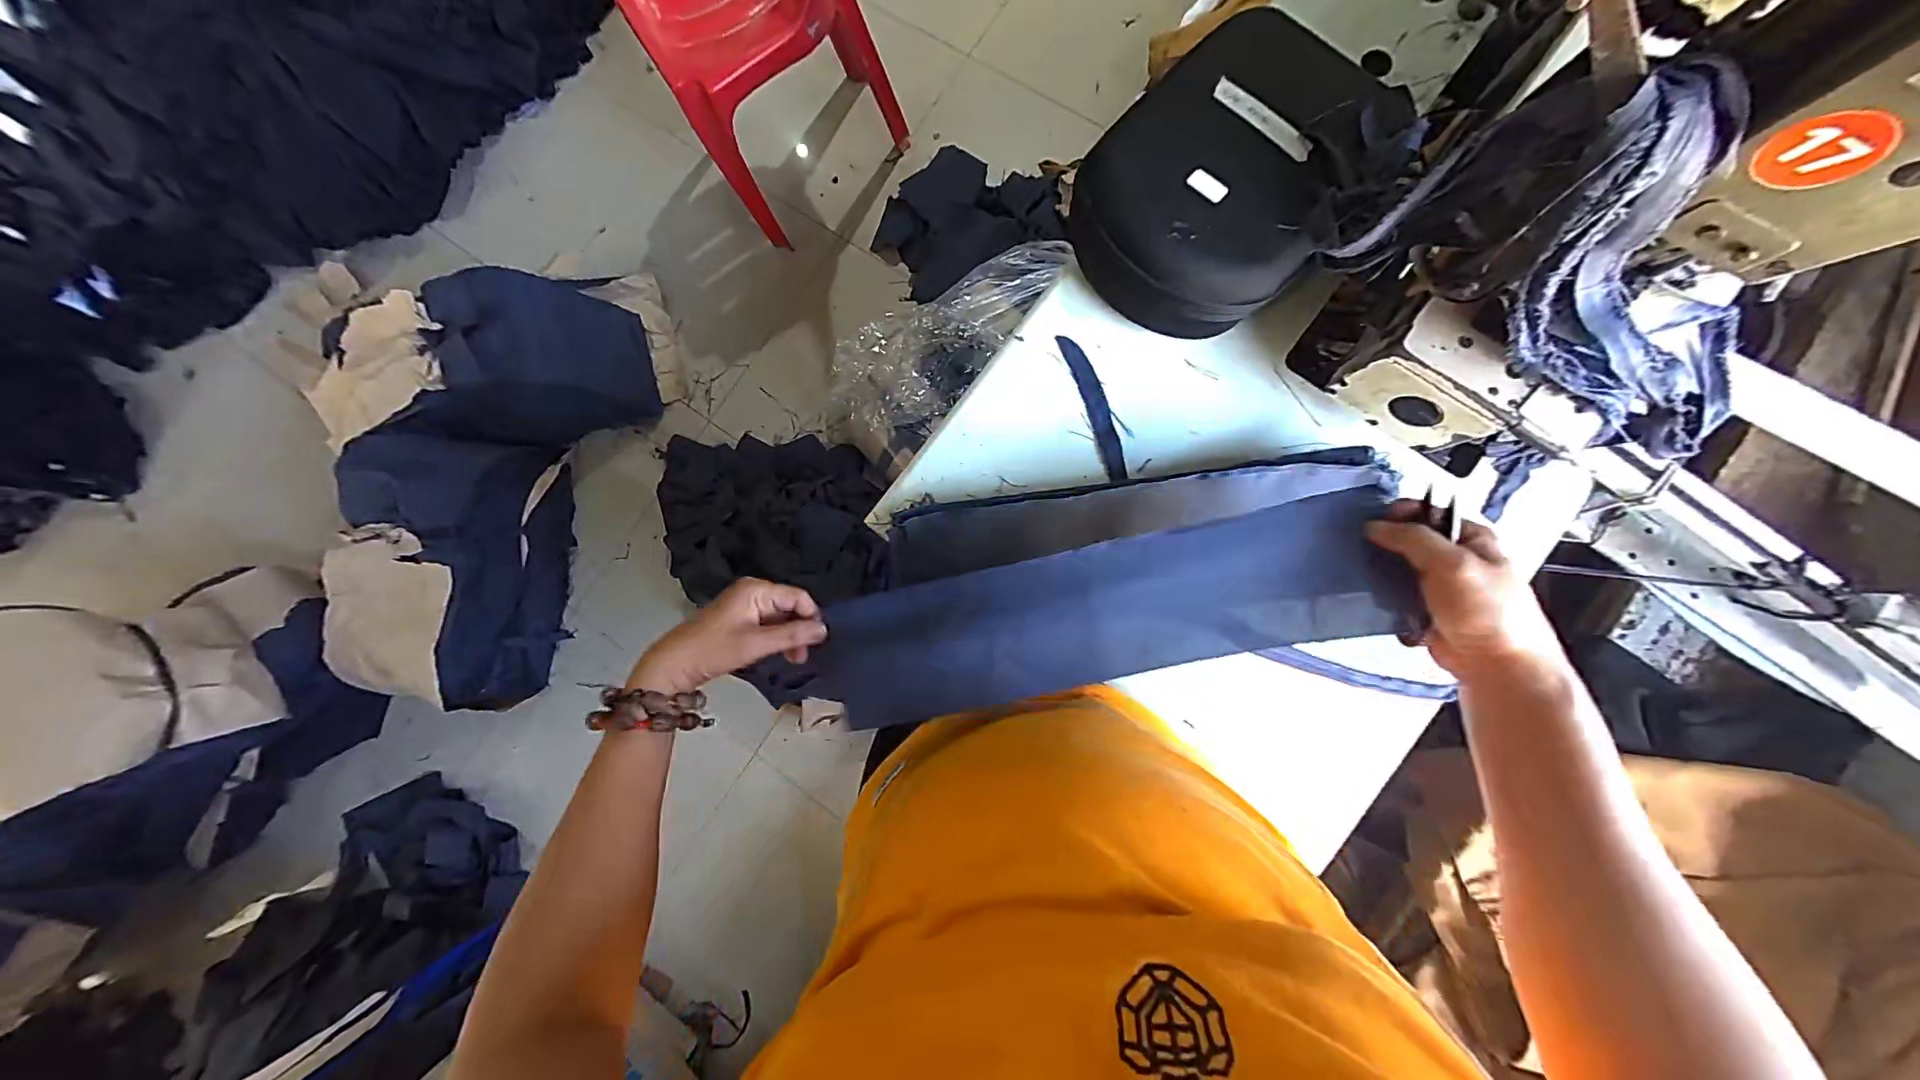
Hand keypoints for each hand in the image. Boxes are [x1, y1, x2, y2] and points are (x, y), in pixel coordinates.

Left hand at [625, 578, 827, 695]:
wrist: (674, 665)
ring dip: (790, 637)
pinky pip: (769, 625)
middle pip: (791, 606)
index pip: (798, 596)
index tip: (817, 641)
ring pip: (781, 618)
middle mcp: (752, 592)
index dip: (811, 617)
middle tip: (803, 655)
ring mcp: (746, 605)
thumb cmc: (711, 650)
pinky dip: (777, 639)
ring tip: (793, 658)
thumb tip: (822, 629)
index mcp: (756, 589)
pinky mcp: (741, 619)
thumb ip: (793, 635)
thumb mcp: (757, 644)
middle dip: (800, 630)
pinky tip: (778, 654)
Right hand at [1364, 500, 1569, 682]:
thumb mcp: (1451, 563)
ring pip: (1399, 568)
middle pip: (1410, 540)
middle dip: (1385, 542)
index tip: (1375, 522)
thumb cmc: (1485, 610)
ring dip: (1381, 571)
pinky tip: (1373, 598)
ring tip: (1361, 572)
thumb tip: (1373, 526)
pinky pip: (1395, 595)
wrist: (1497, 664)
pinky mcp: (1424, 610)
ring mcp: (1439, 586)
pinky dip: (1384, 597)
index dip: (1402, 513)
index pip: (1430, 513)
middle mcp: (1455, 559)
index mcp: (1471, 539)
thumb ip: (1413, 539)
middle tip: (1362, 547)